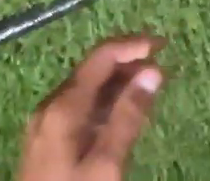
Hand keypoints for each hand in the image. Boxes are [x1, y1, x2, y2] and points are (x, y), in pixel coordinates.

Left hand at [18, 35, 165, 180]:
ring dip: (118, 84)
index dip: (133, 45)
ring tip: (149, 89)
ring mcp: (45, 125)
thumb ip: (128, 116)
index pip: (101, 57)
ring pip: (86, 89)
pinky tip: (123, 115)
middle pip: (93, 69)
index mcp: (63, 106)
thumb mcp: (106, 165)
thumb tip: (153, 71)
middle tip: (162, 70)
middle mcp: (50, 107)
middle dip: (128, 64)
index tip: (164, 47)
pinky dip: (105, 104)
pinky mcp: (46, 143)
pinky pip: (79, 109)